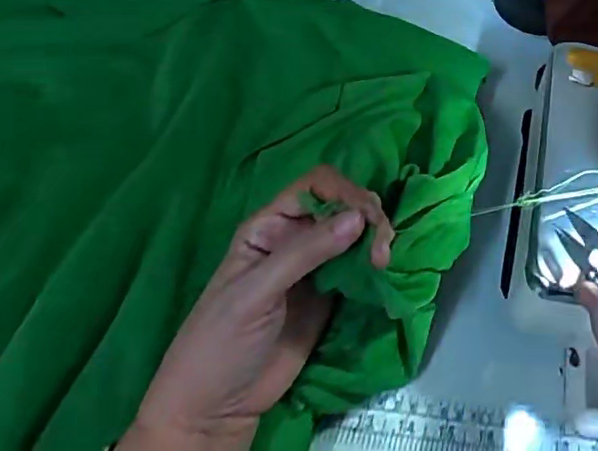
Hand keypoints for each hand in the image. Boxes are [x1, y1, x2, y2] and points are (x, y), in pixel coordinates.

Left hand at [119, 166, 394, 450]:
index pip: (317, 185)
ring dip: (378, 237)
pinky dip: (377, 261)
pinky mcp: (333, 291)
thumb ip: (306, 253)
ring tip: (383, 262)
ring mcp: (317, 264)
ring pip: (358, 231)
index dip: (345, 191)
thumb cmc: (218, 344)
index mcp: (271, 225)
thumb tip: (359, 218)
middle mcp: (297, 235)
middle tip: (381, 246)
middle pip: (345, 204)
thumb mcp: (254, 293)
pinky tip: (383, 271)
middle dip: (369, 215)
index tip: (364, 217)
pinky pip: (361, 263)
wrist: (215, 412)